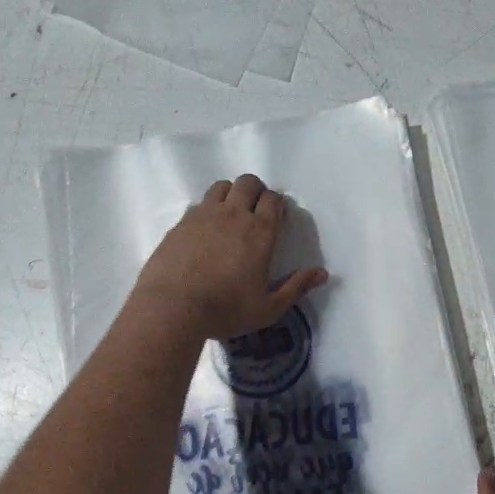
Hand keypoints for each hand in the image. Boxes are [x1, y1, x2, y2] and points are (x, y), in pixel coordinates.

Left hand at [132, 174, 326, 341]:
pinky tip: (206, 231)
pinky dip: (209, 209)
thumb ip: (296, 288)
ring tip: (231, 215)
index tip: (278, 217)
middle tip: (257, 211)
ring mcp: (204, 216)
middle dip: (257, 191)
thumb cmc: (225, 309)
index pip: (273, 200)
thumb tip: (323, 274)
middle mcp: (234, 215)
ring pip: (222, 187)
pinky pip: (200, 203)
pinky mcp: (181, 223)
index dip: (278, 204)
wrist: (171, 308)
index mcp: (260, 232)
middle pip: (249, 183)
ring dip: (232, 194)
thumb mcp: (268, 308)